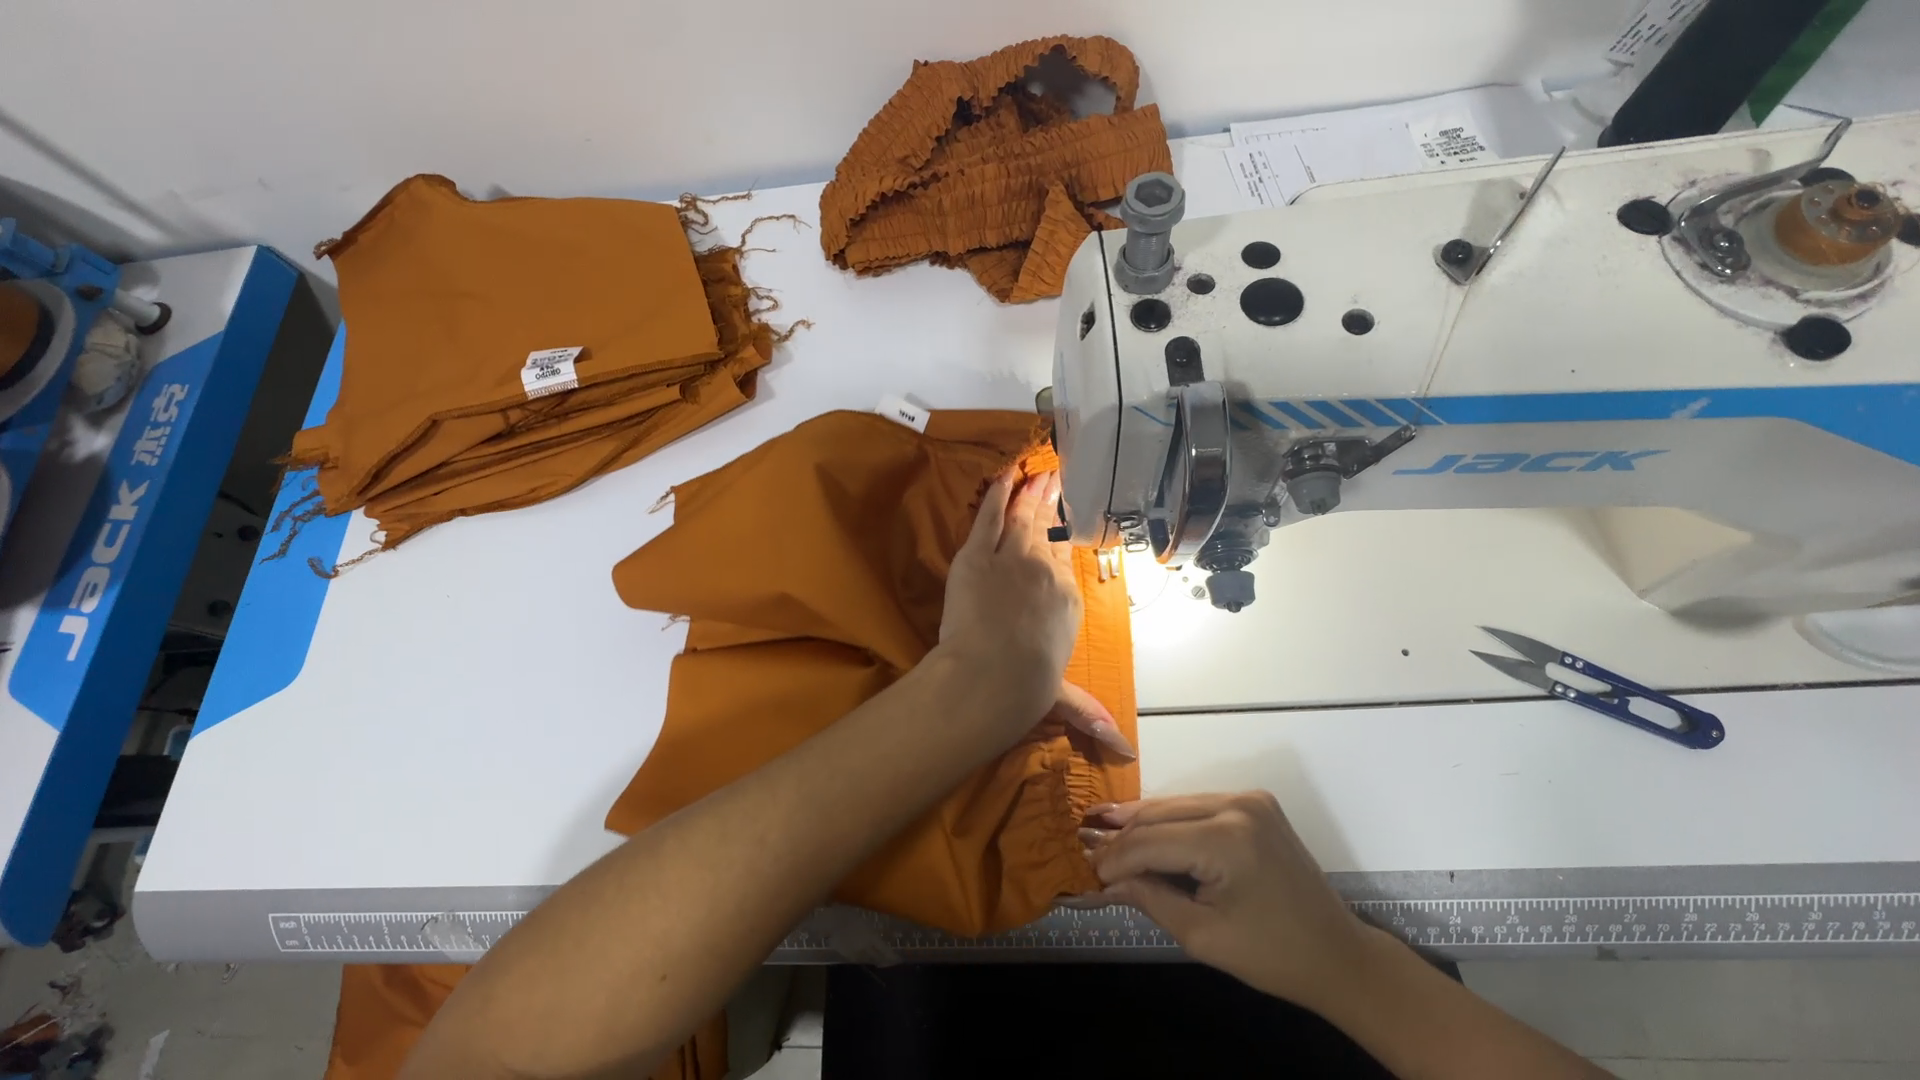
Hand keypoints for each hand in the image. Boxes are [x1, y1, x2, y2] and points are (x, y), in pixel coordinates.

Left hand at [937, 470, 1082, 737]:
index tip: (1058, 532)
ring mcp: (1013, 557)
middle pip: (1047, 533)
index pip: (1063, 564)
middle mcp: (1045, 572)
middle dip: (1049, 505)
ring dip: (1029, 494)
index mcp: (1068, 600)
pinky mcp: (978, 553)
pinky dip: (997, 495)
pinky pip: (990, 516)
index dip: (1059, 545)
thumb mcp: (1061, 699)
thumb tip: (1124, 750)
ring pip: (1022, 518)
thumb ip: (1089, 714)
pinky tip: (1003, 478)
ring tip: (1035, 475)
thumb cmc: (1027, 687)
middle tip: (1052, 482)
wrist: (992, 674)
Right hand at [1086, 793, 1372, 1010]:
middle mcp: (1238, 806)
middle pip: (1159, 815)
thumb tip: (1102, 881)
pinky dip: (1169, 821)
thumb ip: (1148, 898)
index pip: (1150, 842)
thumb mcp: (1201, 935)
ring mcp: (1249, 800)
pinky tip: (1140, 828)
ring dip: (1140, 823)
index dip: (1113, 858)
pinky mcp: (1255, 804)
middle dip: (1121, 835)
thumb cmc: (1271, 955)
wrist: (1338, 954)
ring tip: (1100, 831)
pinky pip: (1197, 807)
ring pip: (1175, 805)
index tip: (1083, 871)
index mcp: (1227, 840)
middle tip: (1082, 846)